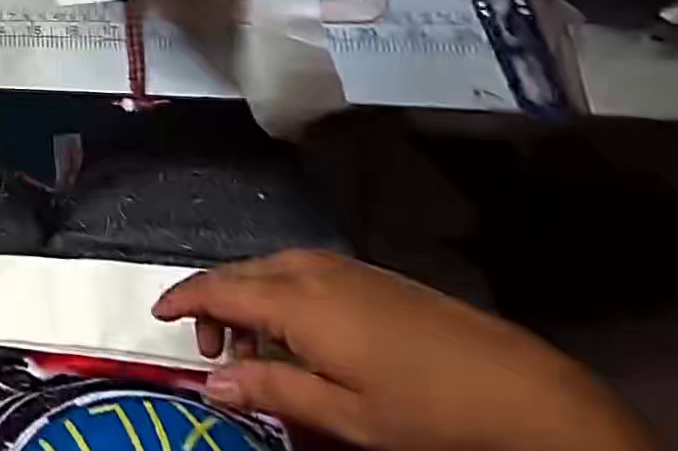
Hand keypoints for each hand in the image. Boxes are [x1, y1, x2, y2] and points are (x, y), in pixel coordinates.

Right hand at [153, 250, 654, 450]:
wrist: (518, 388)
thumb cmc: (422, 407)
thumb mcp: (342, 413)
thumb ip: (268, 388)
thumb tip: (210, 384)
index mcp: (293, 298)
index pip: (217, 289)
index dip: (183, 299)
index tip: (159, 315)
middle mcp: (304, 267)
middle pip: (235, 273)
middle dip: (212, 304)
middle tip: (212, 350)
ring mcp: (334, 263)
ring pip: (263, 270)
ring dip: (245, 301)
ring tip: (255, 349)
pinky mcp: (358, 270)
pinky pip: (293, 271)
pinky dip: (275, 296)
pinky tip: (296, 334)